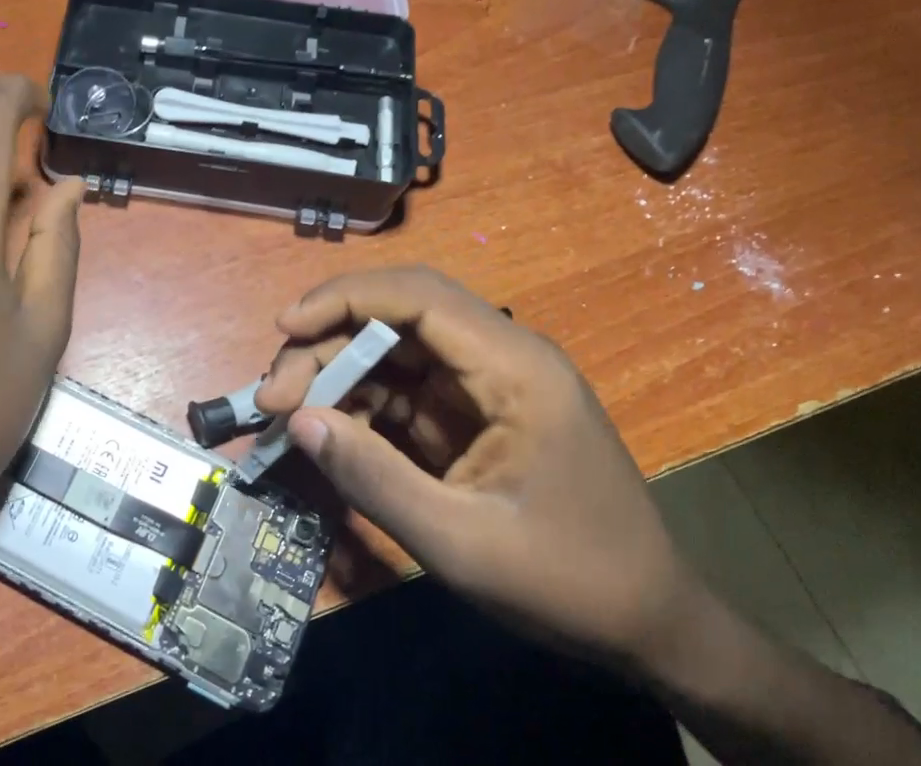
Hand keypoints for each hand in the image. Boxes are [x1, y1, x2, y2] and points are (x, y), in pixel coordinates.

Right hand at [253, 267, 698, 669]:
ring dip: (335, 378)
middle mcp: (499, 360)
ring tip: (287, 419)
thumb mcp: (460, 542)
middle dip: (326, 348)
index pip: (418, 297)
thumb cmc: (567, 580)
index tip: (284, 328)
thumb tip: (298, 421)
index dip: (343, 299)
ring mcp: (485, 388)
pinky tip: (328, 437)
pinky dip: (359, 409)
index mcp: (514, 369)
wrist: (647, 624)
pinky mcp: (472, 418)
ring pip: (391, 354)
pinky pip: (402, 394)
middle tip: (273, 401)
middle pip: (396, 320)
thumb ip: (375, 478)